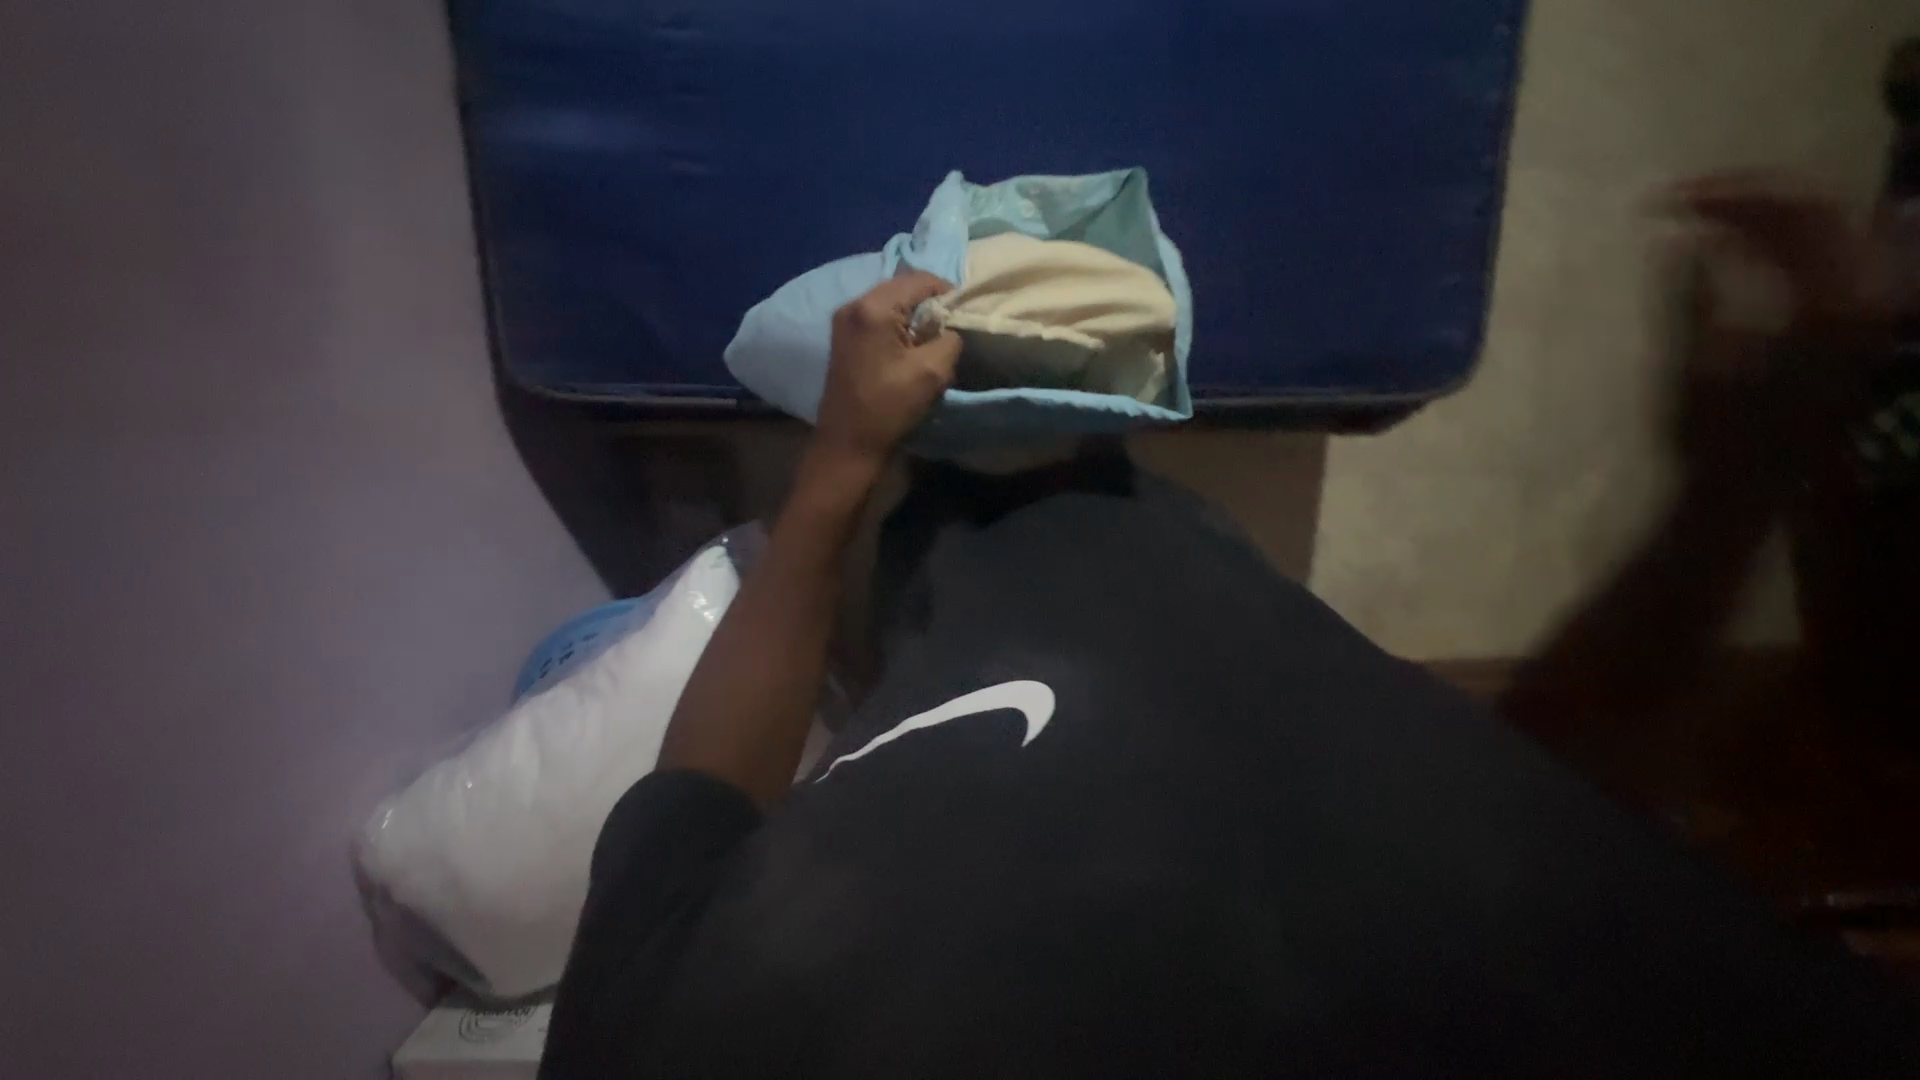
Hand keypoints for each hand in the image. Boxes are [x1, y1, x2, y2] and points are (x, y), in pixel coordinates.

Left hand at [814, 271, 961, 463]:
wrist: (848, 444)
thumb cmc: (889, 408)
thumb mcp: (932, 372)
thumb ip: (949, 339)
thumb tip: (949, 328)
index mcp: (873, 307)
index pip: (920, 280)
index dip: (948, 292)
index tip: (963, 315)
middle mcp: (853, 304)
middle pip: (901, 286)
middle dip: (929, 303)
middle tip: (948, 327)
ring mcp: (843, 320)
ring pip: (889, 301)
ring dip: (912, 315)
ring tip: (930, 339)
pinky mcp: (842, 337)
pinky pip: (876, 317)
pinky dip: (896, 325)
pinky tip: (908, 348)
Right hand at [1660, 174, 1895, 499]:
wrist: (1747, 484)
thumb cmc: (1709, 434)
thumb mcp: (1691, 365)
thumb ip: (1694, 296)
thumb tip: (1689, 239)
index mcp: (1832, 299)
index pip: (1796, 210)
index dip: (1731, 195)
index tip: (1665, 204)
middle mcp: (1868, 291)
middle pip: (1820, 209)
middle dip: (1748, 197)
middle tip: (1684, 202)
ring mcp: (1867, 306)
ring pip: (1829, 228)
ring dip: (1765, 217)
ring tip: (1708, 218)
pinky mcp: (1852, 322)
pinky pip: (1830, 255)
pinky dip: (1780, 243)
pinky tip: (1739, 249)